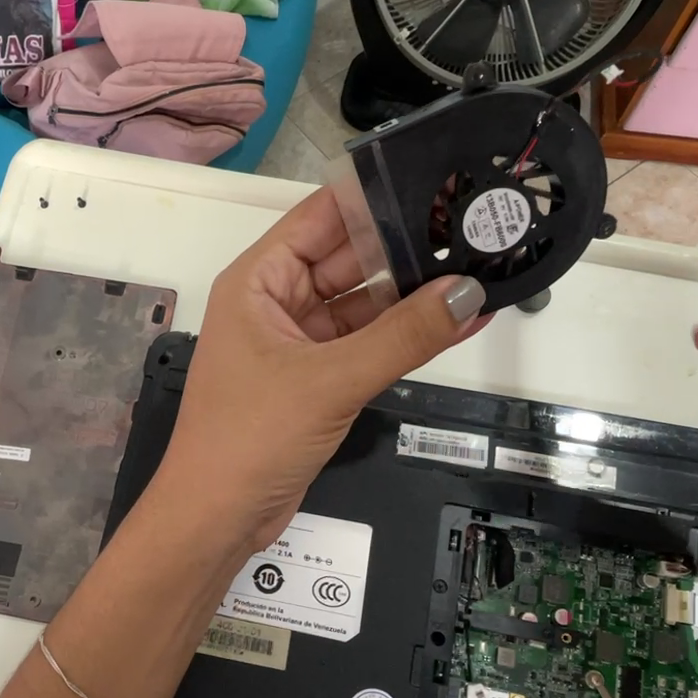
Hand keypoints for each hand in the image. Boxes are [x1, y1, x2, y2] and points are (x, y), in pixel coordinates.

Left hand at [153, 186, 490, 554]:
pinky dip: (404, 338)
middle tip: (474, 228)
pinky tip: (456, 322)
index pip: (321, 217)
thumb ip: (402, 337)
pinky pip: (365, 345)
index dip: (374, 197)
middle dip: (405, 249)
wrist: (218, 516)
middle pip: (348, 260)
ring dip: (412, 297)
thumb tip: (468, 293)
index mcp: (258, 281)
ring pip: (362, 305)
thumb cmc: (249, 437)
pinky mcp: (315, 379)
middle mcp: (276, 303)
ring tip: (479, 272)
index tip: (434, 181)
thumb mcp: (329, 380)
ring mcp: (297, 343)